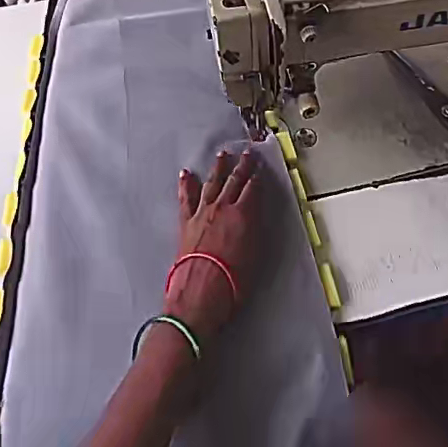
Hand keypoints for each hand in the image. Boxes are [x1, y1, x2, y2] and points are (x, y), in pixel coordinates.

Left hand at [168, 150, 262, 343]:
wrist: (199, 293)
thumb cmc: (230, 281)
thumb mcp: (255, 255)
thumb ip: (255, 230)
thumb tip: (255, 218)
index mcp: (243, 214)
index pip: (253, 188)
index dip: (258, 176)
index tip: (261, 168)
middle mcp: (222, 208)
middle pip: (234, 180)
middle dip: (242, 165)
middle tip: (246, 153)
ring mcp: (202, 213)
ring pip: (212, 182)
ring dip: (218, 167)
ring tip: (222, 155)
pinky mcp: (186, 222)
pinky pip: (186, 198)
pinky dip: (186, 184)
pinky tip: (186, 174)